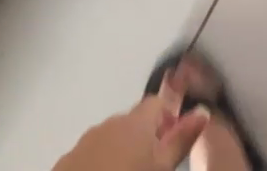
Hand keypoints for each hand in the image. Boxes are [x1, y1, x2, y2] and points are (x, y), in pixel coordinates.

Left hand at [52, 74, 211, 170]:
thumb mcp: (162, 167)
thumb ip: (182, 139)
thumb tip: (203, 112)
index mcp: (135, 122)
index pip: (157, 102)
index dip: (167, 117)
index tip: (169, 140)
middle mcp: (108, 124)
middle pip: (132, 121)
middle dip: (142, 136)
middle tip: (149, 163)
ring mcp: (82, 143)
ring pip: (109, 138)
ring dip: (119, 150)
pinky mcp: (63, 163)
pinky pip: (87, 155)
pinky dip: (96, 163)